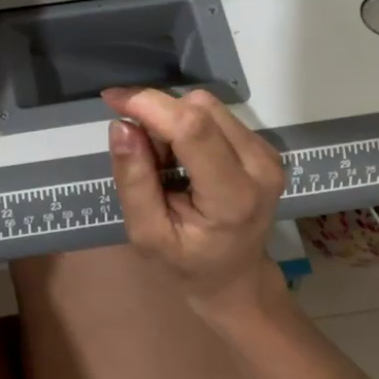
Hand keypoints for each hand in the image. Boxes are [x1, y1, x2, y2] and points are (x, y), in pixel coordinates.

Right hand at [103, 87, 288, 318]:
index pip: (192, 129)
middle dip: (158, 116)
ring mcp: (266, 153)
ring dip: (172, 120)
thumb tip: (121, 126)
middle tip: (143, 155)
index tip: (111, 100)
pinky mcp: (263, 146)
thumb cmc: (187, 264)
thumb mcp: (147, 234)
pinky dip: (188, 125)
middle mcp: (259, 166)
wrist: (235, 278)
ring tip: (165, 162)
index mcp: (233, 197)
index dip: (149, 104)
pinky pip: (216, 114)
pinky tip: (184, 159)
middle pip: (199, 108)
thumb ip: (134, 181)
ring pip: (207, 105)